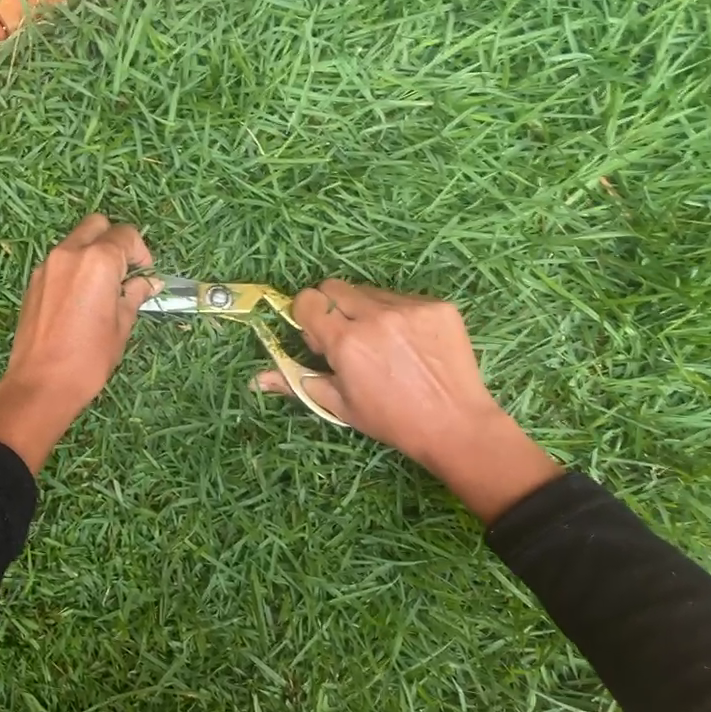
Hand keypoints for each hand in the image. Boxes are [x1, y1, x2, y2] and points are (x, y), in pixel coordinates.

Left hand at [0, 215, 158, 472]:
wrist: (40, 384)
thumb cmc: (89, 358)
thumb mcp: (121, 326)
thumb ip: (134, 295)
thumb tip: (148, 282)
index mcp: (98, 261)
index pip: (125, 236)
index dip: (141, 252)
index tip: (145, 273)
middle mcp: (70, 253)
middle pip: (97, 226)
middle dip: (115, 241)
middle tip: (125, 271)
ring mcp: (47, 265)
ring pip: (75, 241)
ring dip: (93, 253)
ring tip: (103, 288)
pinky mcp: (33, 282)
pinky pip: (60, 261)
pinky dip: (74, 267)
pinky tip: (81, 299)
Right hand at [254, 280, 559, 522]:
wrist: (455, 424)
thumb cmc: (390, 420)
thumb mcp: (339, 405)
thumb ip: (296, 382)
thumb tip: (255, 379)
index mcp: (346, 342)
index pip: (308, 300)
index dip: (306, 316)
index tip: (317, 337)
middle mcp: (375, 317)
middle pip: (333, 287)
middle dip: (330, 307)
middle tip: (345, 337)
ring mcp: (409, 308)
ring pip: (368, 291)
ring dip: (363, 310)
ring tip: (381, 344)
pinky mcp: (437, 306)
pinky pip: (401, 298)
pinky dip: (396, 315)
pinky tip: (408, 344)